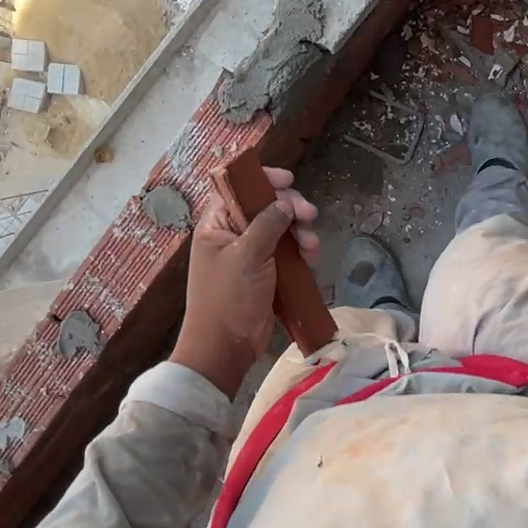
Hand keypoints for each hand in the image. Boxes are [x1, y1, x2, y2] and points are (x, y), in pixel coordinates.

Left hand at [172, 167, 318, 396]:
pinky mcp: (265, 274)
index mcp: (216, 226)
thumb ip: (268, 223)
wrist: (226, 347)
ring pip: (280, 230)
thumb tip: (285, 203)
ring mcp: (249, 255)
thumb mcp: (247, 255)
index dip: (262, 180)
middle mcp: (231, 236)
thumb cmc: (228, 297)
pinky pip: (286, 253)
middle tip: (310, 215)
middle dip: (290, 209)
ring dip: (299, 232)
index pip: (238, 190)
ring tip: (311, 246)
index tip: (288, 180)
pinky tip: (311, 258)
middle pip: (265, 207)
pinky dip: (300, 252)